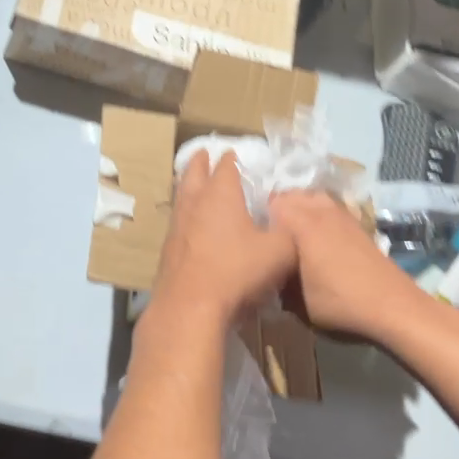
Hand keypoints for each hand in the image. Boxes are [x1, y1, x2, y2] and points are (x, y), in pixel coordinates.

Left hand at [151, 152, 295, 329]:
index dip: (233, 157)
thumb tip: (290, 218)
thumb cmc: (237, 271)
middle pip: (194, 172)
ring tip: (194, 181)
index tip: (236, 152)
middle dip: (201, 161)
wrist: (190, 306)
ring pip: (182, 194)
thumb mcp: (280, 251)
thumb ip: (288, 230)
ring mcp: (177, 224)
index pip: (226, 165)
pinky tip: (190, 221)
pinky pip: (177, 218)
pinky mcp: (168, 247)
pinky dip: (185, 211)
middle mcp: (195, 202)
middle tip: (205, 153)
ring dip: (188, 184)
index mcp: (221, 194)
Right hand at [269, 191, 410, 339]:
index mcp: (301, 222)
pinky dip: (317, 215)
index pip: (269, 202)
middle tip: (266, 234)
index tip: (249, 233)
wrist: (392, 305)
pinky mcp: (356, 224)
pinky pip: (327, 208)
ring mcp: (341, 214)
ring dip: (298, 209)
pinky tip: (315, 238)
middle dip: (275, 209)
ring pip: (310, 198)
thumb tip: (264, 270)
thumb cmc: (340, 301)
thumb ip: (275, 279)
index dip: (256, 215)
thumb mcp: (295, 301)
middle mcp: (320, 210)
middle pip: (289, 195)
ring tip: (289, 233)